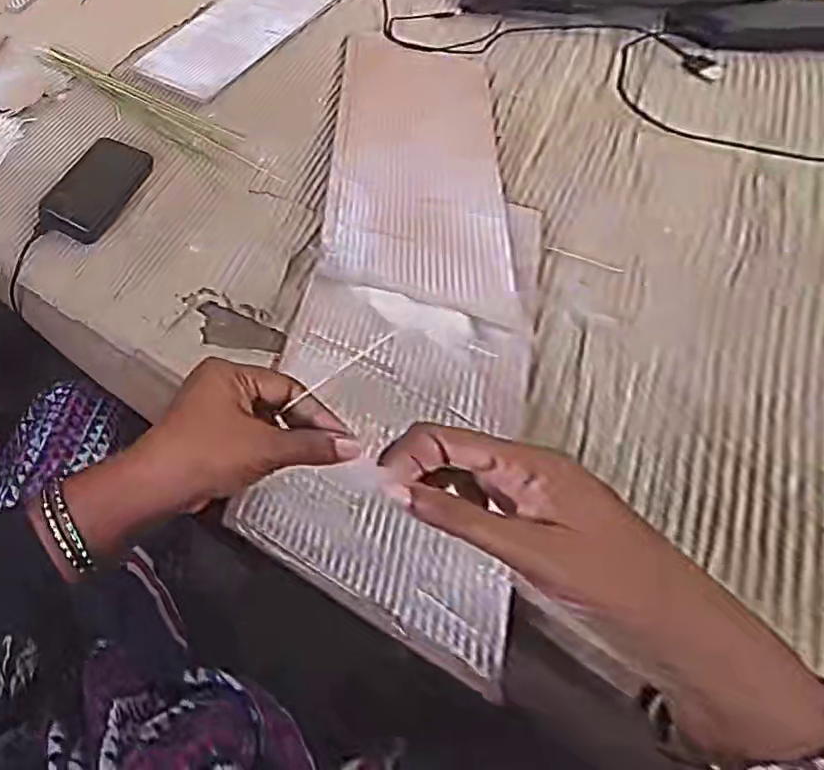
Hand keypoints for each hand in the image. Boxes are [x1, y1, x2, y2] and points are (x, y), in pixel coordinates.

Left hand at [122, 358, 357, 515]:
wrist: (163, 481)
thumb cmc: (200, 453)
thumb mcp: (266, 447)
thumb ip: (311, 445)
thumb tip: (345, 444)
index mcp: (226, 373)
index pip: (286, 386)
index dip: (317, 413)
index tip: (343, 439)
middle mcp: (216, 384)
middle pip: (276, 401)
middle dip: (302, 426)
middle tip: (332, 450)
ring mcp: (211, 407)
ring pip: (264, 419)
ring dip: (285, 439)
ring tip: (306, 458)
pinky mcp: (209, 430)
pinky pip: (249, 433)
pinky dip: (267, 447)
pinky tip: (277, 462)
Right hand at [378, 423, 684, 612]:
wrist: (693, 640)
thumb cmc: (628, 591)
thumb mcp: (529, 551)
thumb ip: (457, 517)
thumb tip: (398, 490)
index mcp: (532, 464)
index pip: (443, 438)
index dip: (406, 456)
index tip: (386, 485)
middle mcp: (530, 468)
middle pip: (447, 447)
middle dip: (412, 467)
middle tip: (393, 497)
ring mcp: (532, 489)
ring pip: (458, 468)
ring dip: (430, 484)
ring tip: (417, 509)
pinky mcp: (532, 511)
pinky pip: (475, 490)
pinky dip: (451, 501)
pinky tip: (450, 520)